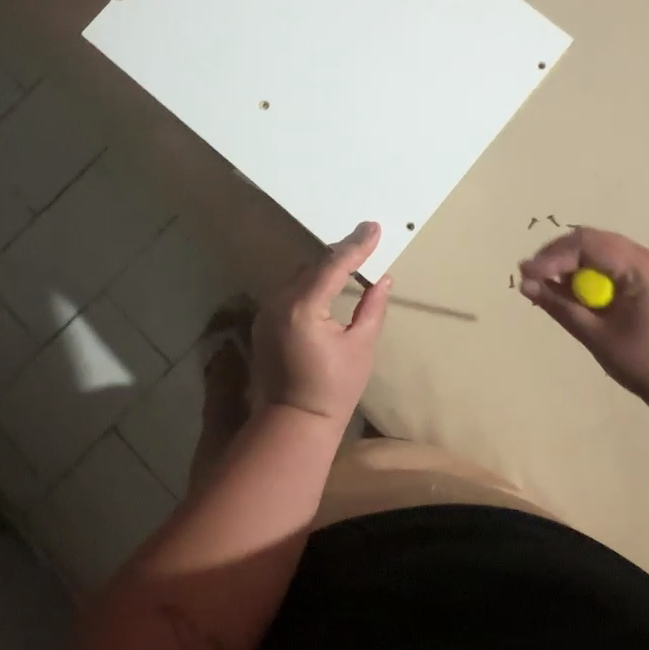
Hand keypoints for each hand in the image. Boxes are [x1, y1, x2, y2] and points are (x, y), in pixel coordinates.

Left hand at [252, 222, 391, 424]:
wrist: (294, 421)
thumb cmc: (334, 388)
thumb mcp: (361, 346)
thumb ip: (372, 307)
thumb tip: (384, 278)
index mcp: (303, 308)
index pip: (333, 266)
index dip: (357, 246)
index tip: (374, 228)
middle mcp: (279, 302)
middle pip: (313, 265)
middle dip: (340, 252)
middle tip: (366, 239)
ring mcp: (267, 311)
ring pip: (299, 275)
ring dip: (324, 266)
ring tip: (351, 257)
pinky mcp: (264, 321)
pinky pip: (290, 290)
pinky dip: (310, 282)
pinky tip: (327, 281)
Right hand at [518, 228, 648, 416]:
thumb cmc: (647, 366)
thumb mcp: (597, 336)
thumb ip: (560, 305)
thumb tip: (525, 284)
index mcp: (642, 268)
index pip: (586, 244)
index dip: (551, 257)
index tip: (524, 274)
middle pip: (597, 241)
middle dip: (561, 257)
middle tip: (533, 277)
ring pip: (609, 252)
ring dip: (579, 265)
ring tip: (554, 287)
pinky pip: (623, 266)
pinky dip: (599, 274)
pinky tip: (585, 295)